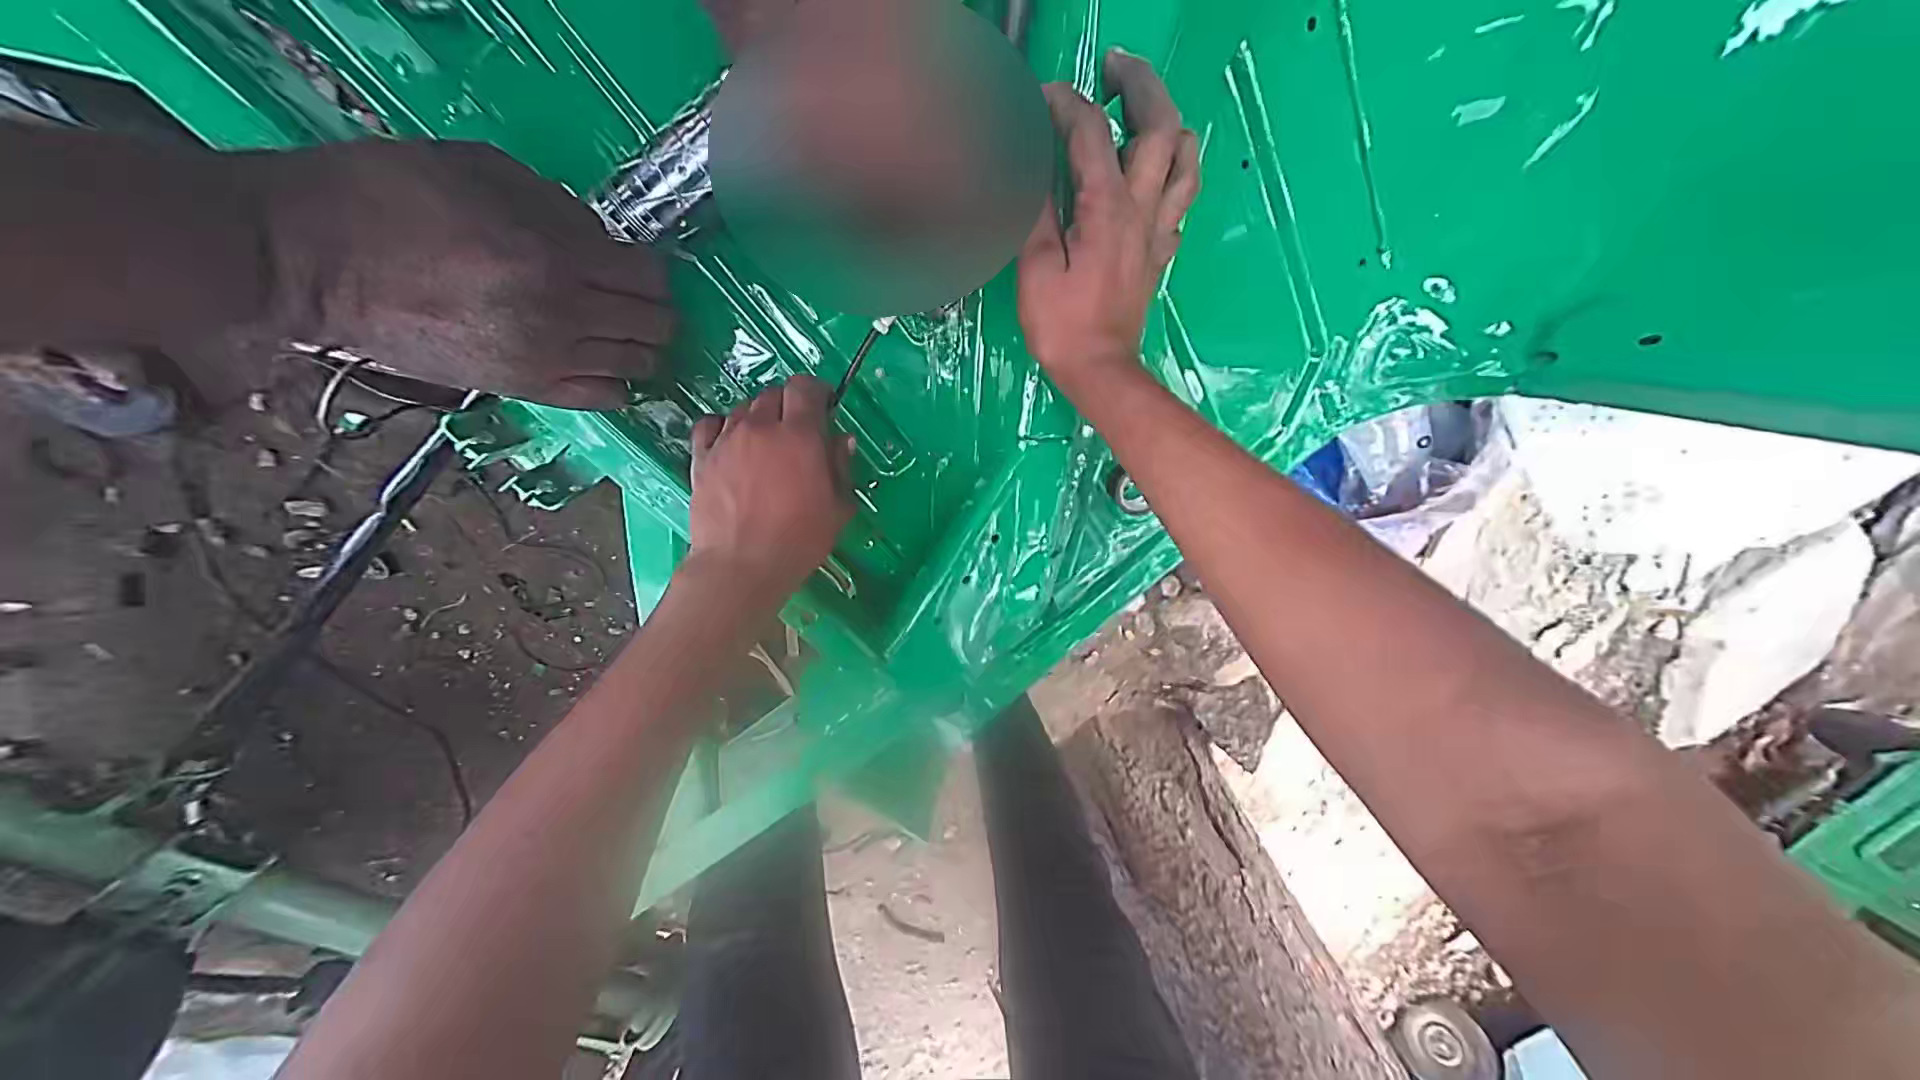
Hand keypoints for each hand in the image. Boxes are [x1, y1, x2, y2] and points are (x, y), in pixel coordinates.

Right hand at [243, 139, 673, 409]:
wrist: (308, 260)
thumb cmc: (388, 196)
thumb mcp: (483, 170)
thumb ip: (561, 209)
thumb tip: (605, 244)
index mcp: (557, 258)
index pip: (650, 277)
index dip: (651, 270)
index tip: (634, 264)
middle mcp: (565, 316)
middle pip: (655, 325)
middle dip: (655, 309)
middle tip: (631, 297)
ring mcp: (549, 360)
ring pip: (638, 364)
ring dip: (639, 345)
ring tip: (618, 329)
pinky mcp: (526, 390)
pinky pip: (604, 398)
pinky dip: (616, 382)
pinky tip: (601, 363)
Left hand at [687, 375, 854, 599]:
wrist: (742, 565)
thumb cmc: (799, 539)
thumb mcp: (838, 506)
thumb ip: (841, 466)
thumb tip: (841, 439)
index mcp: (799, 435)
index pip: (806, 388)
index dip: (818, 391)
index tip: (825, 406)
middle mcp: (760, 427)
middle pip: (774, 394)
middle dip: (789, 405)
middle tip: (798, 431)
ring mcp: (726, 440)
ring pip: (743, 408)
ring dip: (759, 417)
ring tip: (766, 443)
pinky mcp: (701, 457)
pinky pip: (710, 425)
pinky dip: (723, 427)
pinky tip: (731, 444)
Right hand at [1017, 51, 1198, 389]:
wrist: (1100, 370)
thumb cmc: (1063, 325)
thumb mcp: (1036, 268)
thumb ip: (1038, 209)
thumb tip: (1035, 165)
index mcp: (1107, 209)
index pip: (1091, 133)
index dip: (1066, 103)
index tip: (1043, 96)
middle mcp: (1142, 210)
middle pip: (1161, 128)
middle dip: (1141, 86)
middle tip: (1116, 68)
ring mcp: (1158, 232)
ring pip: (1186, 161)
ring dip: (1171, 125)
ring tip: (1146, 113)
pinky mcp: (1160, 254)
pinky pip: (1182, 201)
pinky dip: (1175, 174)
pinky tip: (1158, 176)